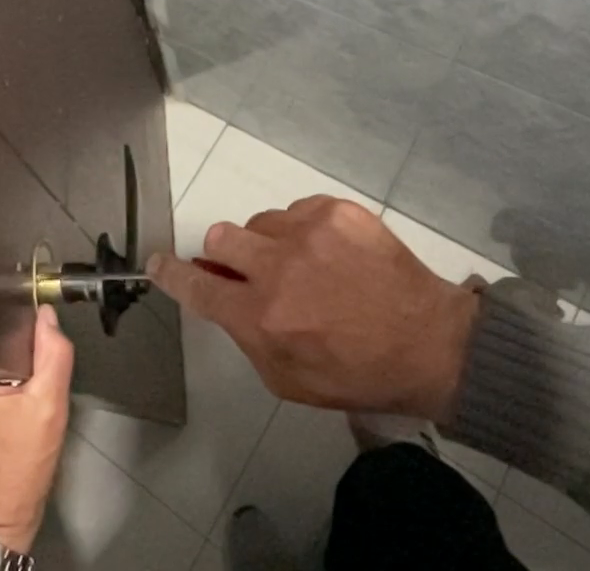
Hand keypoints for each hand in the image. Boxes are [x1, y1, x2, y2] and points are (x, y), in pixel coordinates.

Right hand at [148, 195, 479, 420]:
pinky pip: (296, 211)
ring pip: (259, 223)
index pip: (197, 285)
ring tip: (308, 269)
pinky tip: (332, 256)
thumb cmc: (355, 373)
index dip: (172, 273)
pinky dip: (304, 231)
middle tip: (254, 274)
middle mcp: (278, 267)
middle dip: (227, 257)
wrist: (432, 344)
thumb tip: (220, 293)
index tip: (158, 262)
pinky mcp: (337, 211)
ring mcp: (309, 231)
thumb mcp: (286, 379)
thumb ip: (244, 335)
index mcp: (262, 316)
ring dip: (269, 245)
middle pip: (219, 238)